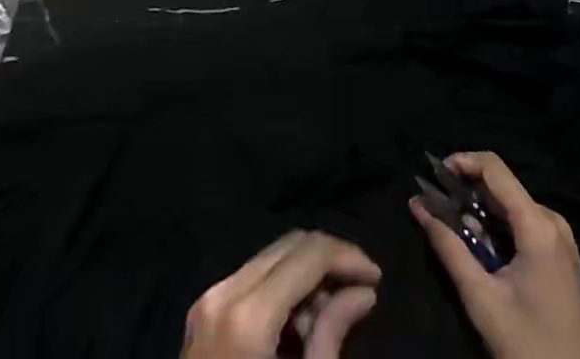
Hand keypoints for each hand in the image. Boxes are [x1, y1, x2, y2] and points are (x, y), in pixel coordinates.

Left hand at [181, 231, 380, 358]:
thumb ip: (333, 334)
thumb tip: (362, 293)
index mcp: (248, 315)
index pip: (311, 254)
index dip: (350, 257)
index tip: (377, 279)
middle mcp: (225, 293)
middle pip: (292, 245)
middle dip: (330, 261)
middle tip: (358, 293)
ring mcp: (209, 301)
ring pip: (274, 257)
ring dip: (307, 277)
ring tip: (326, 323)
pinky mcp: (203, 313)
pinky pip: (255, 278)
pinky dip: (284, 289)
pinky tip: (298, 328)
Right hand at [411, 152, 579, 358]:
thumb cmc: (527, 342)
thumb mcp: (481, 297)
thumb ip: (449, 248)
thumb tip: (419, 206)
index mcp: (538, 224)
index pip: (495, 169)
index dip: (462, 161)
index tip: (434, 173)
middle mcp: (552, 220)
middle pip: (503, 186)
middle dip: (467, 189)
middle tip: (434, 205)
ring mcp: (560, 236)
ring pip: (512, 205)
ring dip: (480, 210)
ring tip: (450, 225)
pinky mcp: (560, 252)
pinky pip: (524, 223)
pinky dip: (497, 226)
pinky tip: (477, 245)